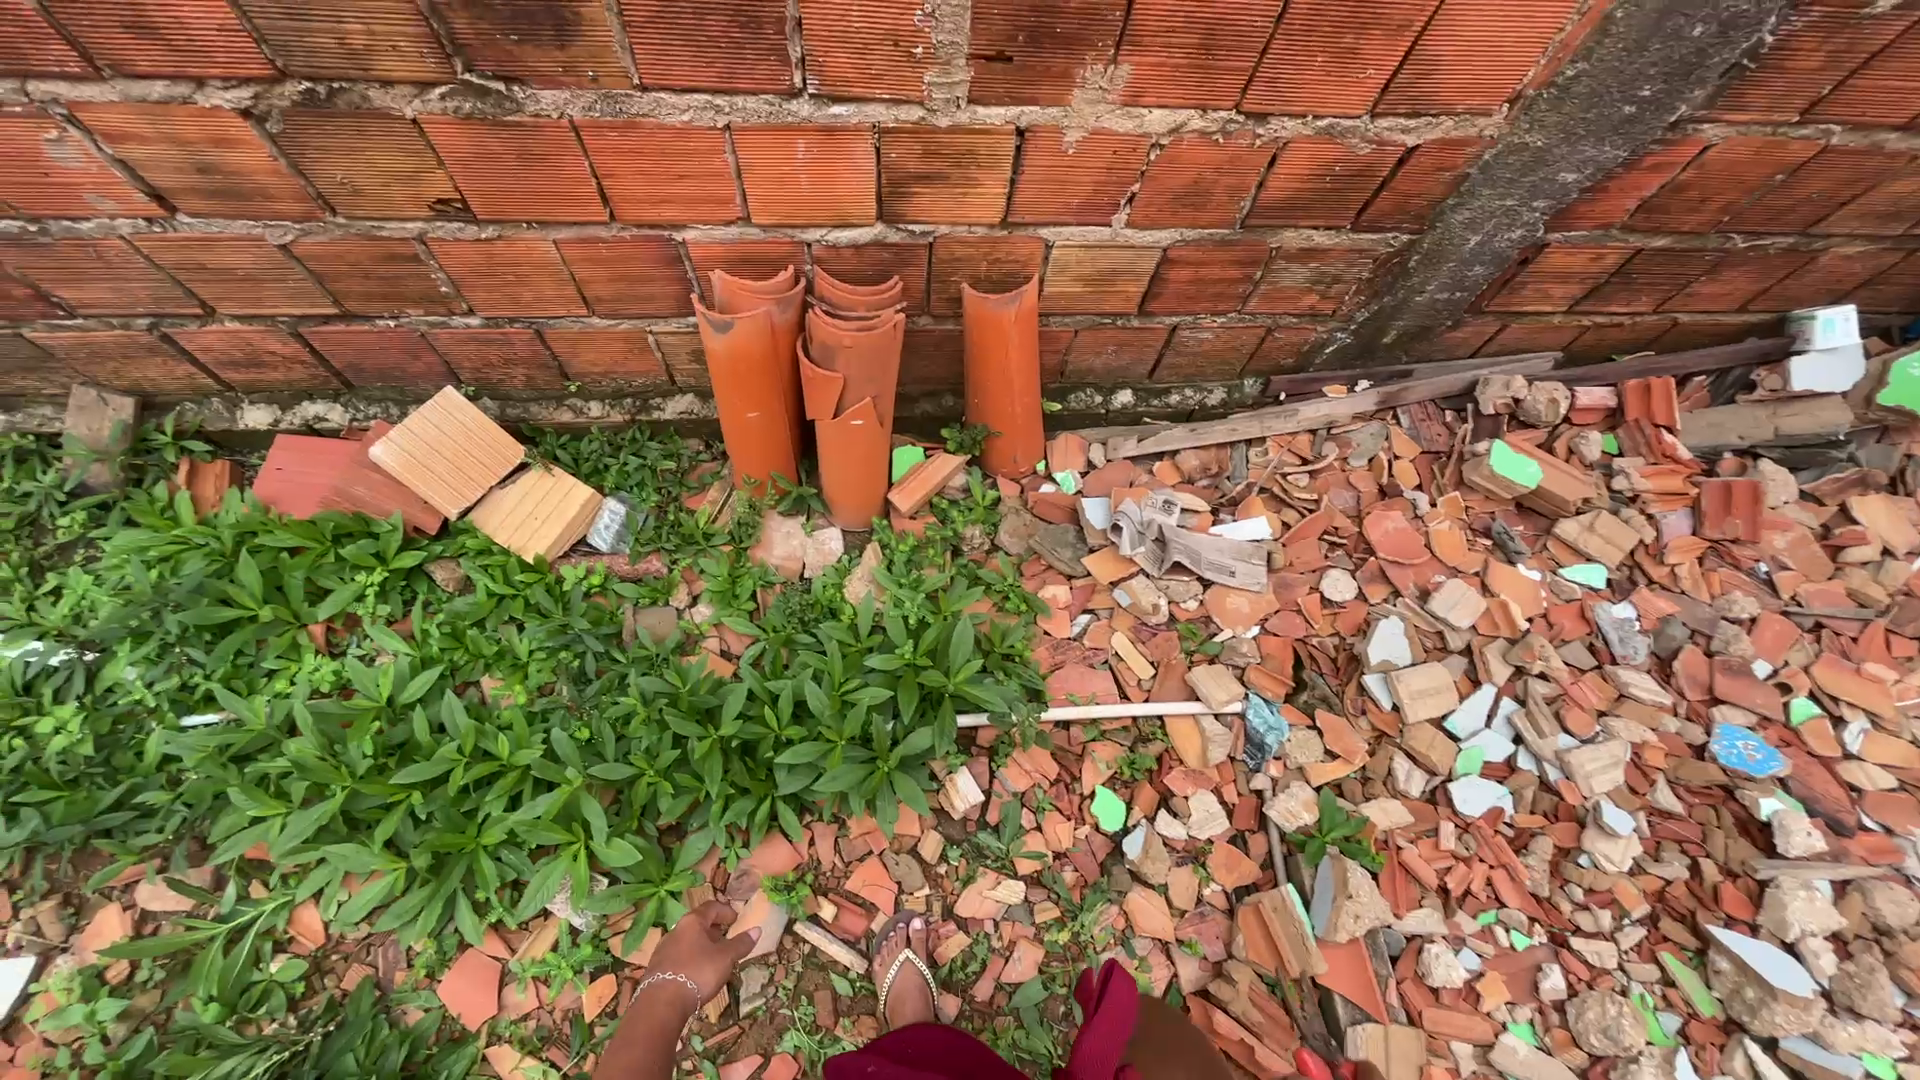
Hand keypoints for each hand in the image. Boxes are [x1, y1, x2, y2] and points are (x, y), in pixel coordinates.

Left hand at [641, 902, 759, 1016]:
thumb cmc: (697, 973)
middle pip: (697, 924)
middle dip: (713, 930)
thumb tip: (757, 930)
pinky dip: (689, 961)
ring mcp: (662, 951)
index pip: (710, 907)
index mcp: (692, 922)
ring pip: (686, 942)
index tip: (735, 919)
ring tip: (713, 959)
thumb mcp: (725, 958)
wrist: (661, 1005)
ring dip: (700, 947)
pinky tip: (696, 975)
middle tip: (726, 939)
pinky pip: (677, 958)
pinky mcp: (656, 970)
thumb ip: (741, 944)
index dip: (725, 911)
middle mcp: (675, 931)